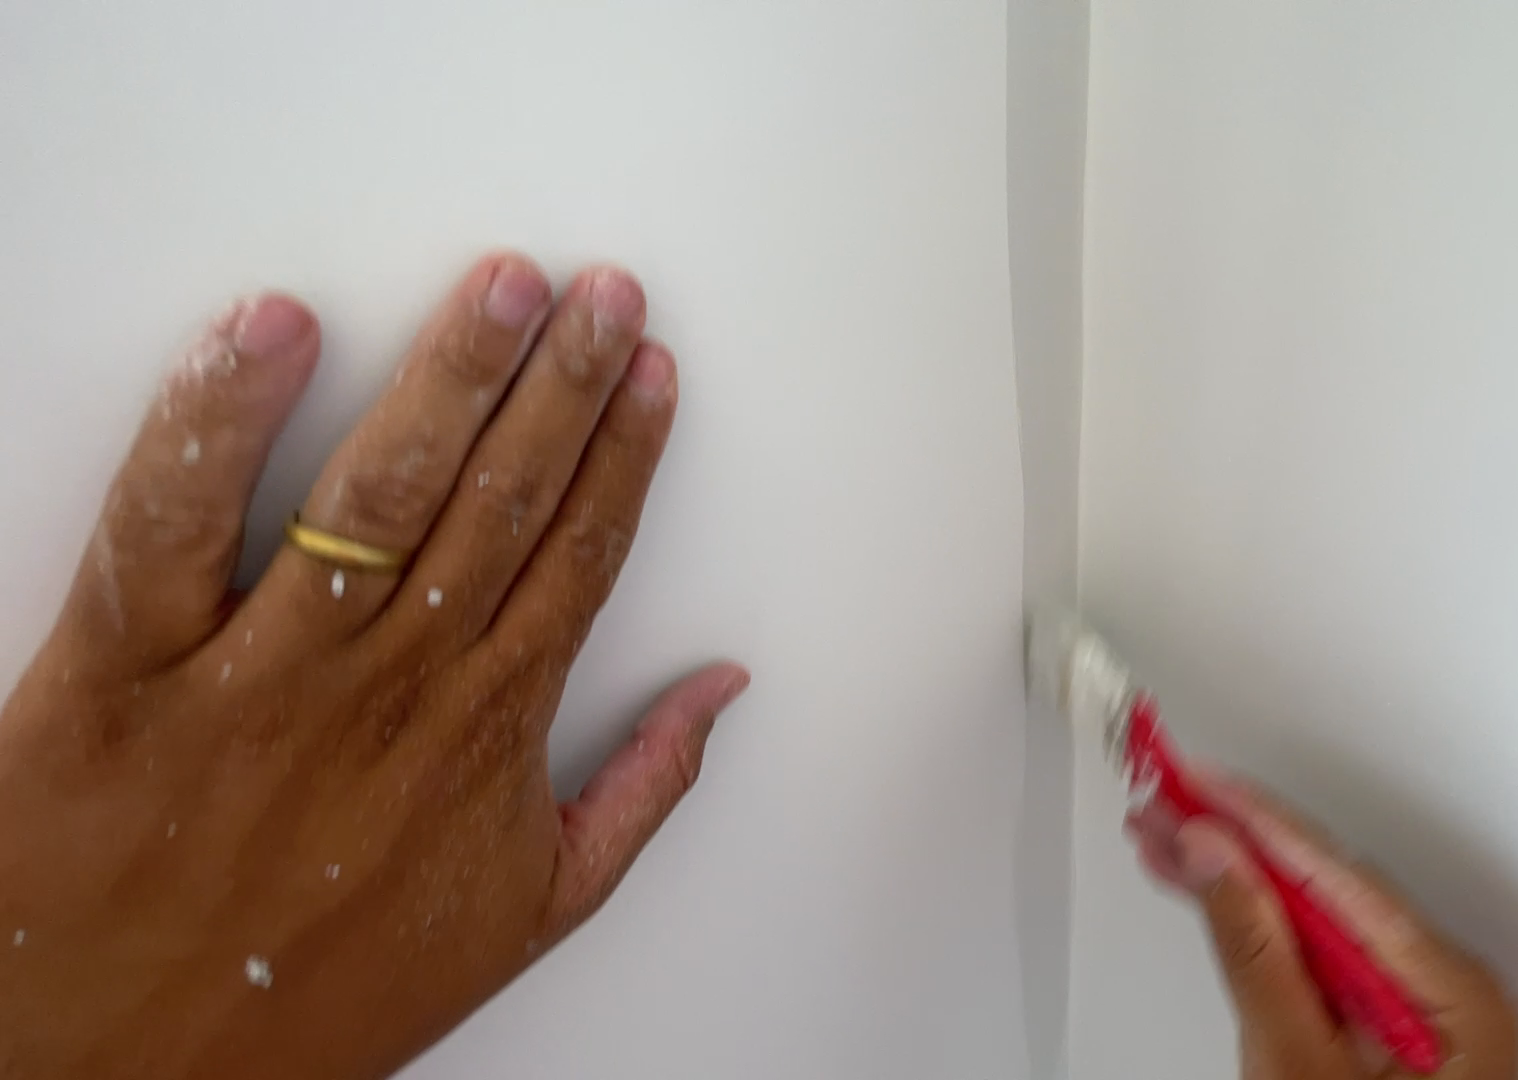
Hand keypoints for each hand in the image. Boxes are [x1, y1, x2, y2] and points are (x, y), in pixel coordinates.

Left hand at [0, 254, 747, 1079]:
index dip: (629, 452)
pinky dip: (217, 420)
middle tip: (604, 295)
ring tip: (502, 286)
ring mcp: (265, 669)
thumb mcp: (549, 896)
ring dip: (450, 375)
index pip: (588, 549)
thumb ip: (652, 782)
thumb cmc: (349, 983)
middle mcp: (402, 677)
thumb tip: (725, 688)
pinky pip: (166, 524)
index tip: (656, 374)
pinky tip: (274, 330)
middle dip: (568, 381)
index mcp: (499, 722)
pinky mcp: (117, 674)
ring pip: (381, 490)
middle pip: (508, 497)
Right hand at [1129, 769, 1517, 1079]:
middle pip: (1313, 877)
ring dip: (1224, 870)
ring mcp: (1406, 991)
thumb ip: (1252, 944)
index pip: (1329, 869)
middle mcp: (1437, 975)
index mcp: (1447, 987)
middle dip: (1226, 837)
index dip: (1248, 815)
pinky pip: (1299, 936)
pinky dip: (1243, 911)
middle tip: (1158, 802)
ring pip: (1297, 901)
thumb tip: (1210, 848)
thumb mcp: (1294, 1065)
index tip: (1189, 778)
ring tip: (1158, 837)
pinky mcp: (1370, 1005)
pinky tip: (1196, 883)